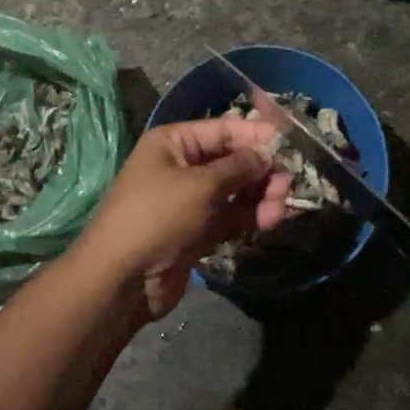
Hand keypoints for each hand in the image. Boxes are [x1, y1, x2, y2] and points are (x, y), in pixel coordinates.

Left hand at [73, 118, 292, 317]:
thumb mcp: (200, 186)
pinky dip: (251, 217)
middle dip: (261, 170)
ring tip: (281, 207)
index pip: (221, 130)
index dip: (254, 134)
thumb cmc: (157, 216)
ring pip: (235, 192)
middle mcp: (182, 167)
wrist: (122, 279)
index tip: (287, 141)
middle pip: (232, 161)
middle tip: (287, 182)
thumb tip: (266, 153)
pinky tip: (273, 220)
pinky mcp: (198, 232)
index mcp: (173, 143)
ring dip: (260, 196)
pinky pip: (231, 217)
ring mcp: (190, 201)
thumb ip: (238, 168)